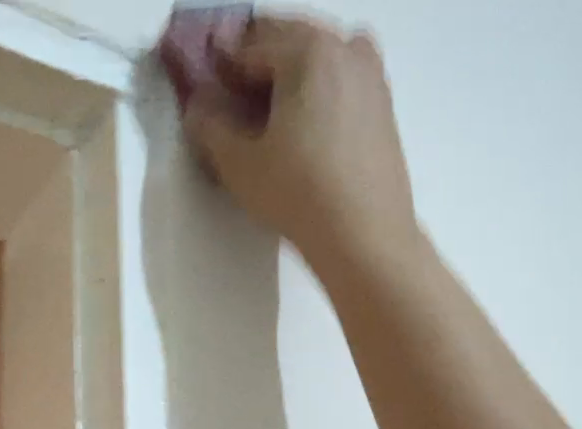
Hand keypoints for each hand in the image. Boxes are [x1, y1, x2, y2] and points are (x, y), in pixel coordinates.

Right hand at [182, 15, 422, 273]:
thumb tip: (198, 105)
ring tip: (265, 115)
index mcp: (307, 50)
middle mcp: (346, 47)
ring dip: (287, 76)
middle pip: (288, 41)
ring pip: (317, 59)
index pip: (249, 45)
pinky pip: (339, 81)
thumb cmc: (297, 193)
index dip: (218, 66)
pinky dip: (315, 91)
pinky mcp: (383, 105)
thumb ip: (209, 125)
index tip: (201, 88)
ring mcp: (371, 74)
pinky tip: (299, 129)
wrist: (363, 234)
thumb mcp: (238, 163)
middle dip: (255, 64)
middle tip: (230, 99)